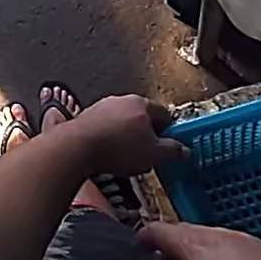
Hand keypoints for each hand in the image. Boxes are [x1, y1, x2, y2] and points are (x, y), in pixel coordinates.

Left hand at [63, 95, 186, 175]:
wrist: (77, 147)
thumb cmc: (117, 147)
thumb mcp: (154, 154)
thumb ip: (173, 151)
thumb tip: (183, 150)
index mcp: (141, 104)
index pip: (164, 115)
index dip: (170, 132)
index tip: (171, 146)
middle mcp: (121, 100)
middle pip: (142, 117)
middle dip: (147, 136)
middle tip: (150, 155)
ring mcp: (102, 107)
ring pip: (122, 123)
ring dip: (127, 138)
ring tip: (127, 159)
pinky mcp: (86, 117)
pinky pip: (105, 128)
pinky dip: (109, 140)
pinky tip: (109, 155)